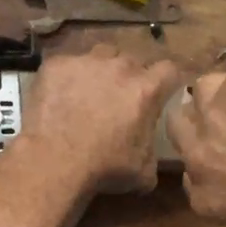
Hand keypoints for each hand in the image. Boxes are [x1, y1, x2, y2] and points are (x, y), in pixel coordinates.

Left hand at [17, 45, 180, 194]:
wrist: (55, 162)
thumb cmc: (106, 168)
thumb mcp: (144, 171)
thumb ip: (153, 152)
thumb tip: (151, 154)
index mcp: (146, 90)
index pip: (170, 70)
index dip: (168, 80)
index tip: (163, 91)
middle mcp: (120, 68)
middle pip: (134, 60)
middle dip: (133, 76)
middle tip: (123, 98)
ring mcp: (86, 62)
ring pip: (103, 54)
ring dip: (104, 69)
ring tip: (93, 90)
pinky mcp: (57, 64)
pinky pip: (70, 64)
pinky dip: (71, 76)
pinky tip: (64, 95)